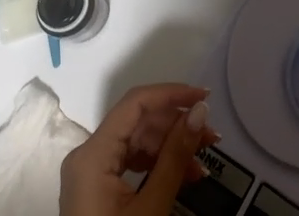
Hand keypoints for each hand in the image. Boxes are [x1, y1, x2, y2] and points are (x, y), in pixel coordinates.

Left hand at [59, 83, 218, 215]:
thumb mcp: (151, 206)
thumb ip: (175, 156)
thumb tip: (199, 112)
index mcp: (92, 154)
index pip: (135, 104)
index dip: (172, 94)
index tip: (205, 98)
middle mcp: (86, 155)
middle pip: (137, 122)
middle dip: (176, 126)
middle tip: (212, 138)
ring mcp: (89, 172)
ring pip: (136, 142)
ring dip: (171, 147)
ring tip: (202, 163)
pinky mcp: (95, 187)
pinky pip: (130, 161)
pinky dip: (157, 164)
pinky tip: (183, 175)